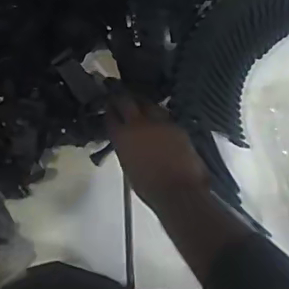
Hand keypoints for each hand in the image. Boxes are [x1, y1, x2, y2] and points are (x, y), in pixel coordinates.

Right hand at [107, 92, 211, 208]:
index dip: (109, 110)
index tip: (109, 107)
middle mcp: (138, 124)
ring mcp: (159, 123)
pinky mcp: (176, 126)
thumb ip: (126, 147)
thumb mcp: (128, 165)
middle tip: (120, 97)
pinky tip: (159, 120)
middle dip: (121, 98)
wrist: (179, 192)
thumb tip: (128, 141)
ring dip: (142, 104)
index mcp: (122, 136)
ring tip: (141, 106)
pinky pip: (165, 115)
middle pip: (126, 101)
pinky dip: (160, 116)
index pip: (110, 116)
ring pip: (148, 104)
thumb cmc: (148, 187)